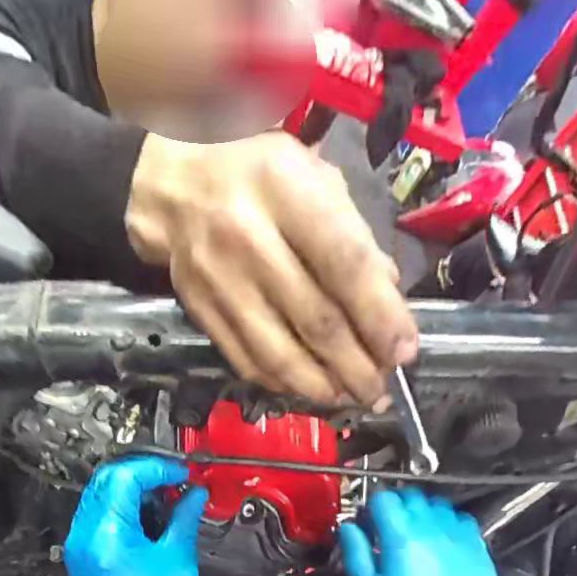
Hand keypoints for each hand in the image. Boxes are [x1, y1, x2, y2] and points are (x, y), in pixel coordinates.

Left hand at [48, 457, 207, 575]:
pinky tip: (149, 516)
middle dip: (146, 473)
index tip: (181, 473)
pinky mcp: (83, 548)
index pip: (126, 476)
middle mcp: (86, 532)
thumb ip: (184, 520)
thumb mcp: (177, 561)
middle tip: (174, 481)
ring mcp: (80, 539)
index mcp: (109, 533)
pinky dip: (125, 505)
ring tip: (165, 500)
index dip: (158, 468)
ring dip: (135, 487)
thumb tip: (194, 494)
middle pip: (109, 477)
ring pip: (104, 491)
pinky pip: (101, 511)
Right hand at [125, 132, 417, 406]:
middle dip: (357, 366)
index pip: (345, 264)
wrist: (171, 189)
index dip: (381, 316)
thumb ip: (355, 236)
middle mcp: (248, 235)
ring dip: (323, 387)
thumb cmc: (257, 177)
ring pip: (280, 354)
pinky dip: (285, 384)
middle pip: (316, 320)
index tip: (404, 353)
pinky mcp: (201, 312)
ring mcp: (219, 280)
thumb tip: (388, 301)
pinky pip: (248, 362)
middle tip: (381, 391)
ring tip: (351, 398)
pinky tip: (310, 390)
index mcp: (286, 189)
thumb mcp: (314, 178)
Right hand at [339, 490, 576, 575]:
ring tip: (412, 539)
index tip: (366, 523)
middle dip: (395, 508)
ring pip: (438, 506)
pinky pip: (461, 523)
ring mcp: (462, 540)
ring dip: (422, 514)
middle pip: (412, 497)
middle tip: (384, 531)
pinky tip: (439, 549)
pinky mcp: (480, 553)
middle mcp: (436, 531)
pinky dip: (446, 526)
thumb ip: (357, 557)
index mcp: (404, 540)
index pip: (384, 499)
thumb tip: (348, 531)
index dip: (370, 508)